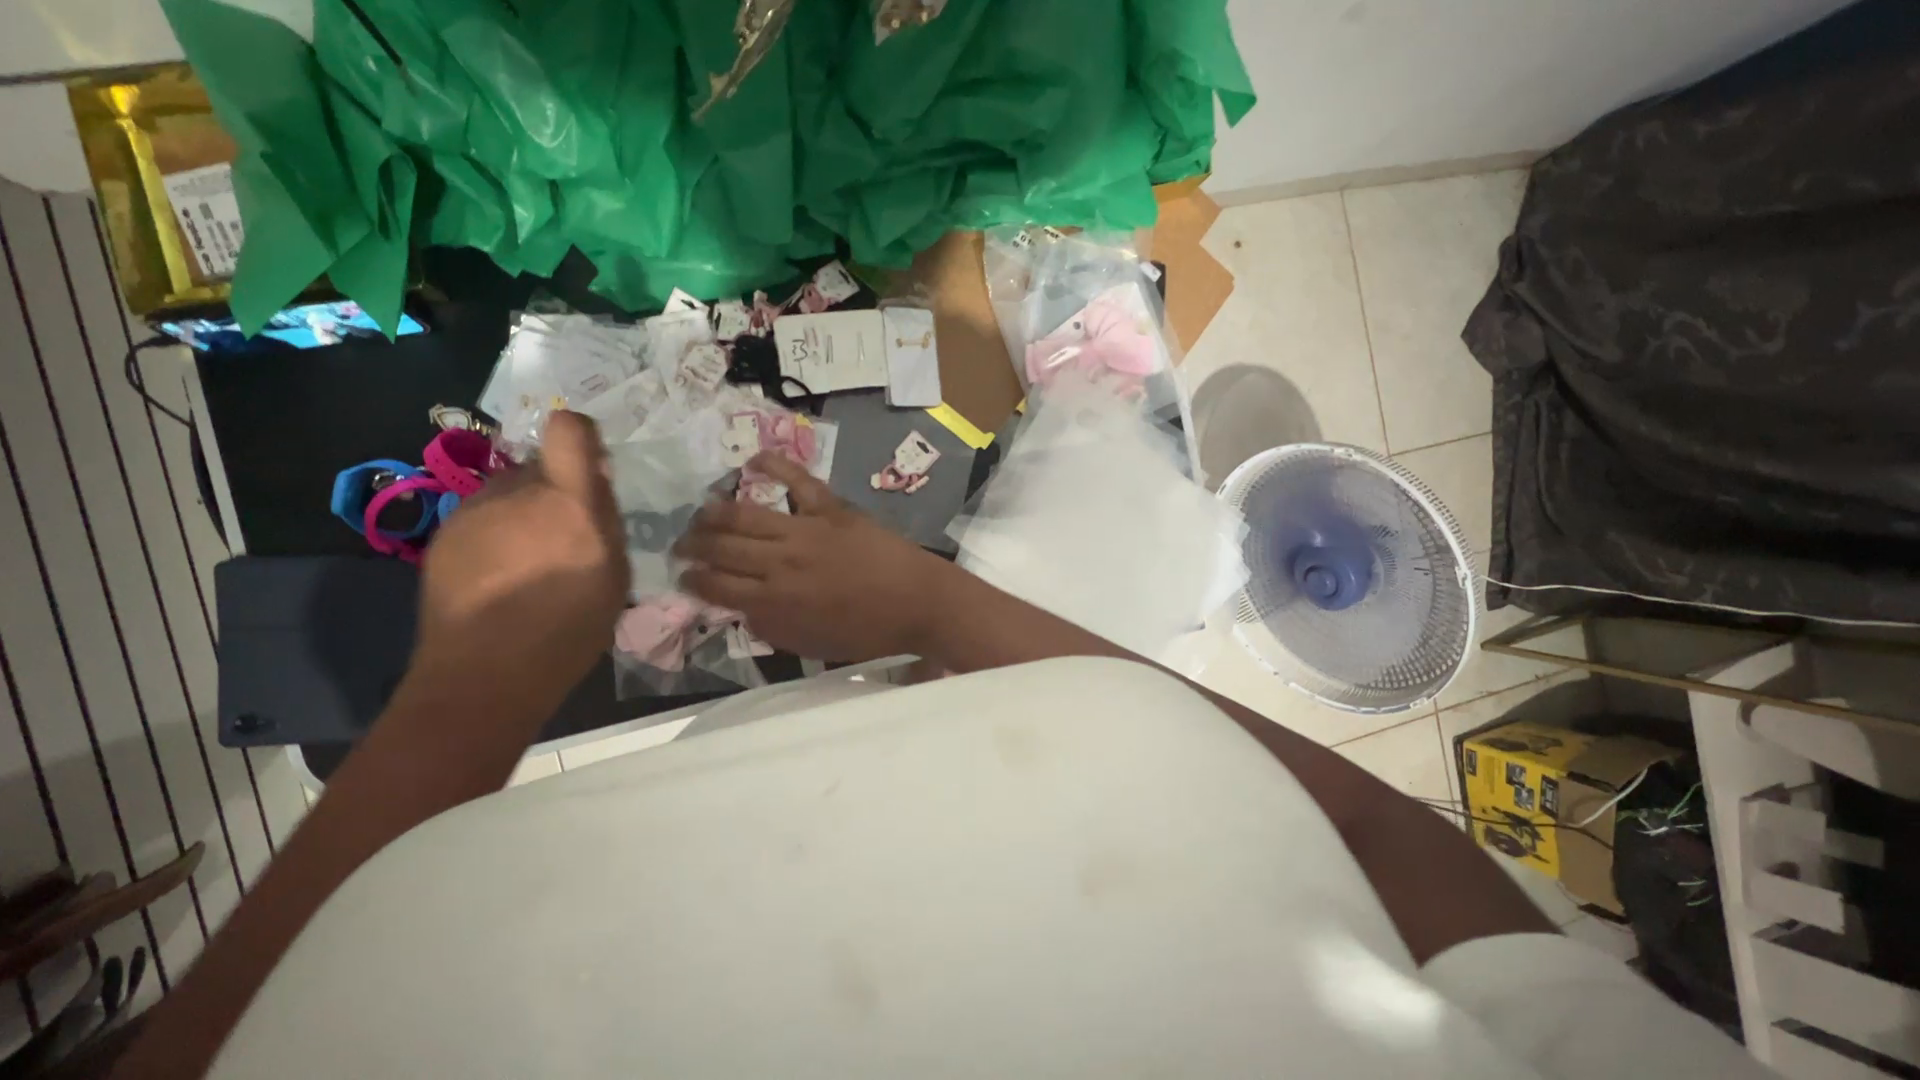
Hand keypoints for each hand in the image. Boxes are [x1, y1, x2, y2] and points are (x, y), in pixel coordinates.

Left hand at [410, 411, 630, 706]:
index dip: (582, 436)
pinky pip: (479, 522)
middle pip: (538, 468)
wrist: (482, 675)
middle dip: (553, 492)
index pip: (570, 430)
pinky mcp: (443, 537)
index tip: (592, 464)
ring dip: (521, 515)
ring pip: (506, 495)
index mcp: (567, 500)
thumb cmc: (566, 631)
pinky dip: (493, 540)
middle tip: (562, 538)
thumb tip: (596, 486)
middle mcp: (515, 492)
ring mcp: (472, 513)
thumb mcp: (614, 578)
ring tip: (527, 567)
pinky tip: (496, 583)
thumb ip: (606, 522)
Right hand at [673, 452, 952, 661]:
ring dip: (713, 513)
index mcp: (774, 601)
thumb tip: (742, 610)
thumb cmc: (867, 632)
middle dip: (693, 545)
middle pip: (722, 548)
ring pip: (743, 514)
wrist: (917, 602)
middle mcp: (780, 562)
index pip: (717, 586)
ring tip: (700, 514)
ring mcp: (804, 529)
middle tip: (682, 544)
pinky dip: (772, 465)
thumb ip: (771, 629)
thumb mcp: (811, 645)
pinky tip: (751, 461)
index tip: (682, 576)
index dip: (692, 581)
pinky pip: (796, 480)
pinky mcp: (830, 508)